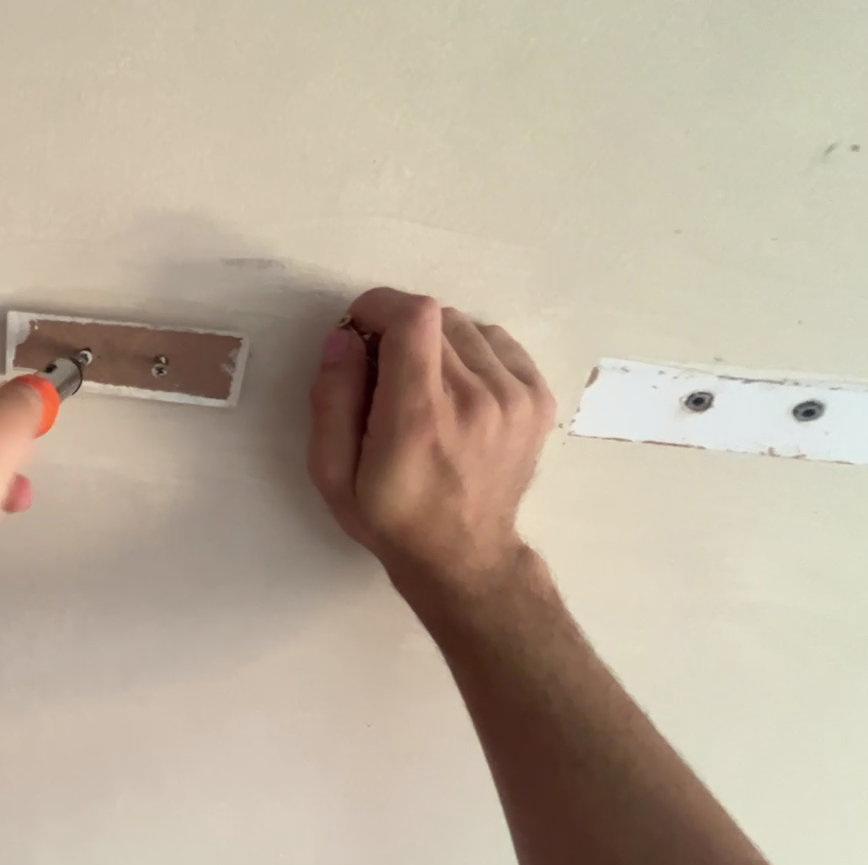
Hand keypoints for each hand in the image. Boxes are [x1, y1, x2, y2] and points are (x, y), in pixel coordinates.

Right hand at [307, 288, 554, 593]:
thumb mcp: (331, 472)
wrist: (462, 555)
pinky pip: (495, 342)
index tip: (355, 327)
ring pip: (465, 327)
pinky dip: (464, 350)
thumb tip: (341, 341)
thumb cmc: (386, 516)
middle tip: (375, 368)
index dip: (378, 306)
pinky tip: (449, 385)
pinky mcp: (536, 397)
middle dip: (394, 330)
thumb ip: (331, 402)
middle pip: (435, 318)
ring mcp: (516, 395)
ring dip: (429, 341)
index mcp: (419, 418)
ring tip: (413, 382)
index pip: (414, 318)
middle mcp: (476, 397)